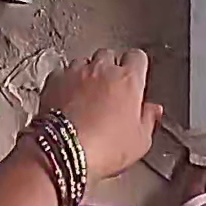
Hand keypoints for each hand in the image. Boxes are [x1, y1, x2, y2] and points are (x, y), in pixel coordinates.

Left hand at [38, 48, 163, 180]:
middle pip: (108, 56)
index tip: (135, 77)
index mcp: (128, 80)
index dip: (136, 66)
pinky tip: (67, 100)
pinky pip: (61, 74)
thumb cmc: (104, 146)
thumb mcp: (139, 141)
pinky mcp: (53, 80)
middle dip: (109, 69)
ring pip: (83, 63)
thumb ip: (148, 119)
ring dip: (86, 74)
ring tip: (86, 97)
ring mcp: (75, 73)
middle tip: (110, 90)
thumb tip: (152, 110)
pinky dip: (65, 83)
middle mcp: (101, 70)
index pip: (137, 57)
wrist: (65, 149)